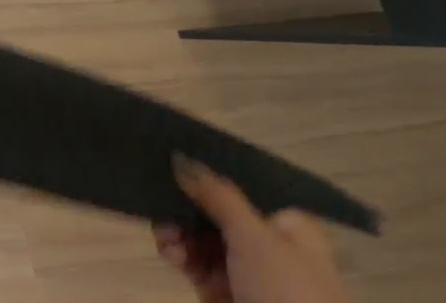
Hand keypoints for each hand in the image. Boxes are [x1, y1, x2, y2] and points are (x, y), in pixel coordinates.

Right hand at [153, 155, 349, 302]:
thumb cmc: (285, 290)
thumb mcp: (254, 237)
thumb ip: (216, 195)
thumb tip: (180, 156)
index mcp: (286, 226)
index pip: (240, 186)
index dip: (206, 174)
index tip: (172, 164)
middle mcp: (265, 242)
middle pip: (211, 209)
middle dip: (182, 207)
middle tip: (159, 207)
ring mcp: (242, 267)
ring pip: (195, 233)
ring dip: (175, 231)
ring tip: (166, 239)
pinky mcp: (220, 286)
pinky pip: (190, 258)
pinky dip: (176, 252)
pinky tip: (170, 254)